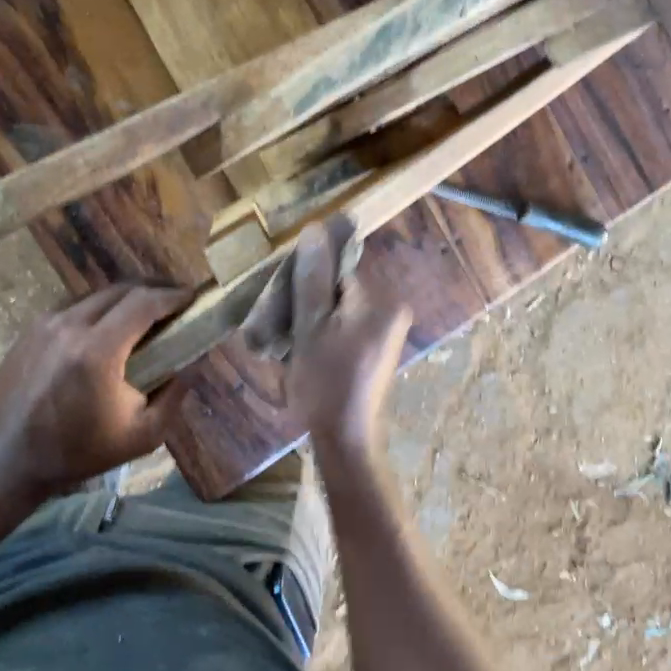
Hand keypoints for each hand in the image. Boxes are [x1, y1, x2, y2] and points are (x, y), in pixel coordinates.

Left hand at [0, 284, 189, 494]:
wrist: (4, 458)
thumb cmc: (76, 452)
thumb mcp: (140, 436)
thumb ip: (174, 396)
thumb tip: (192, 363)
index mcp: (99, 351)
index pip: (145, 302)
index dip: (173, 295)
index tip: (193, 298)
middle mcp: (72, 326)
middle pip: (123, 289)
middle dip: (154, 290)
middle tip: (174, 304)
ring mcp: (47, 323)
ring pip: (98, 294)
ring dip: (126, 297)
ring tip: (144, 314)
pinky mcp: (31, 328)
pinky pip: (75, 306)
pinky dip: (99, 308)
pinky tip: (107, 328)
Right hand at [284, 222, 412, 458]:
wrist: (346, 441)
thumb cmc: (325, 383)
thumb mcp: (310, 326)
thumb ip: (312, 277)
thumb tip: (315, 228)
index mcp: (381, 299)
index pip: (338, 266)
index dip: (306, 277)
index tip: (281, 297)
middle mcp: (392, 309)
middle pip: (339, 286)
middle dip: (307, 299)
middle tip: (278, 321)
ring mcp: (386, 332)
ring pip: (338, 307)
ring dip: (311, 318)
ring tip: (287, 341)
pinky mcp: (377, 350)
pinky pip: (345, 326)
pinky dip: (323, 333)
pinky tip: (303, 352)